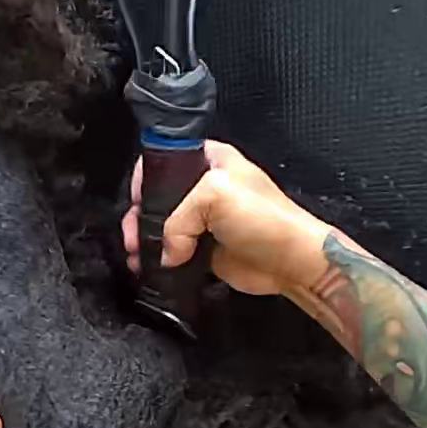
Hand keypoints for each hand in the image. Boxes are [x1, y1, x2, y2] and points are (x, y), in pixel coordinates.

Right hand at [121, 140, 332, 294]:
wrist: (292, 261)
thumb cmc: (264, 219)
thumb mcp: (215, 195)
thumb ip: (178, 218)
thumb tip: (167, 254)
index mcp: (209, 159)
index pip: (163, 161)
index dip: (143, 181)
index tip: (135, 202)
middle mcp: (204, 186)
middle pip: (157, 198)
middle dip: (139, 217)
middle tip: (134, 237)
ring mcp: (205, 221)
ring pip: (164, 228)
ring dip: (146, 242)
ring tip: (138, 256)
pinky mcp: (207, 250)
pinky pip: (175, 253)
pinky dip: (161, 261)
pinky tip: (151, 268)